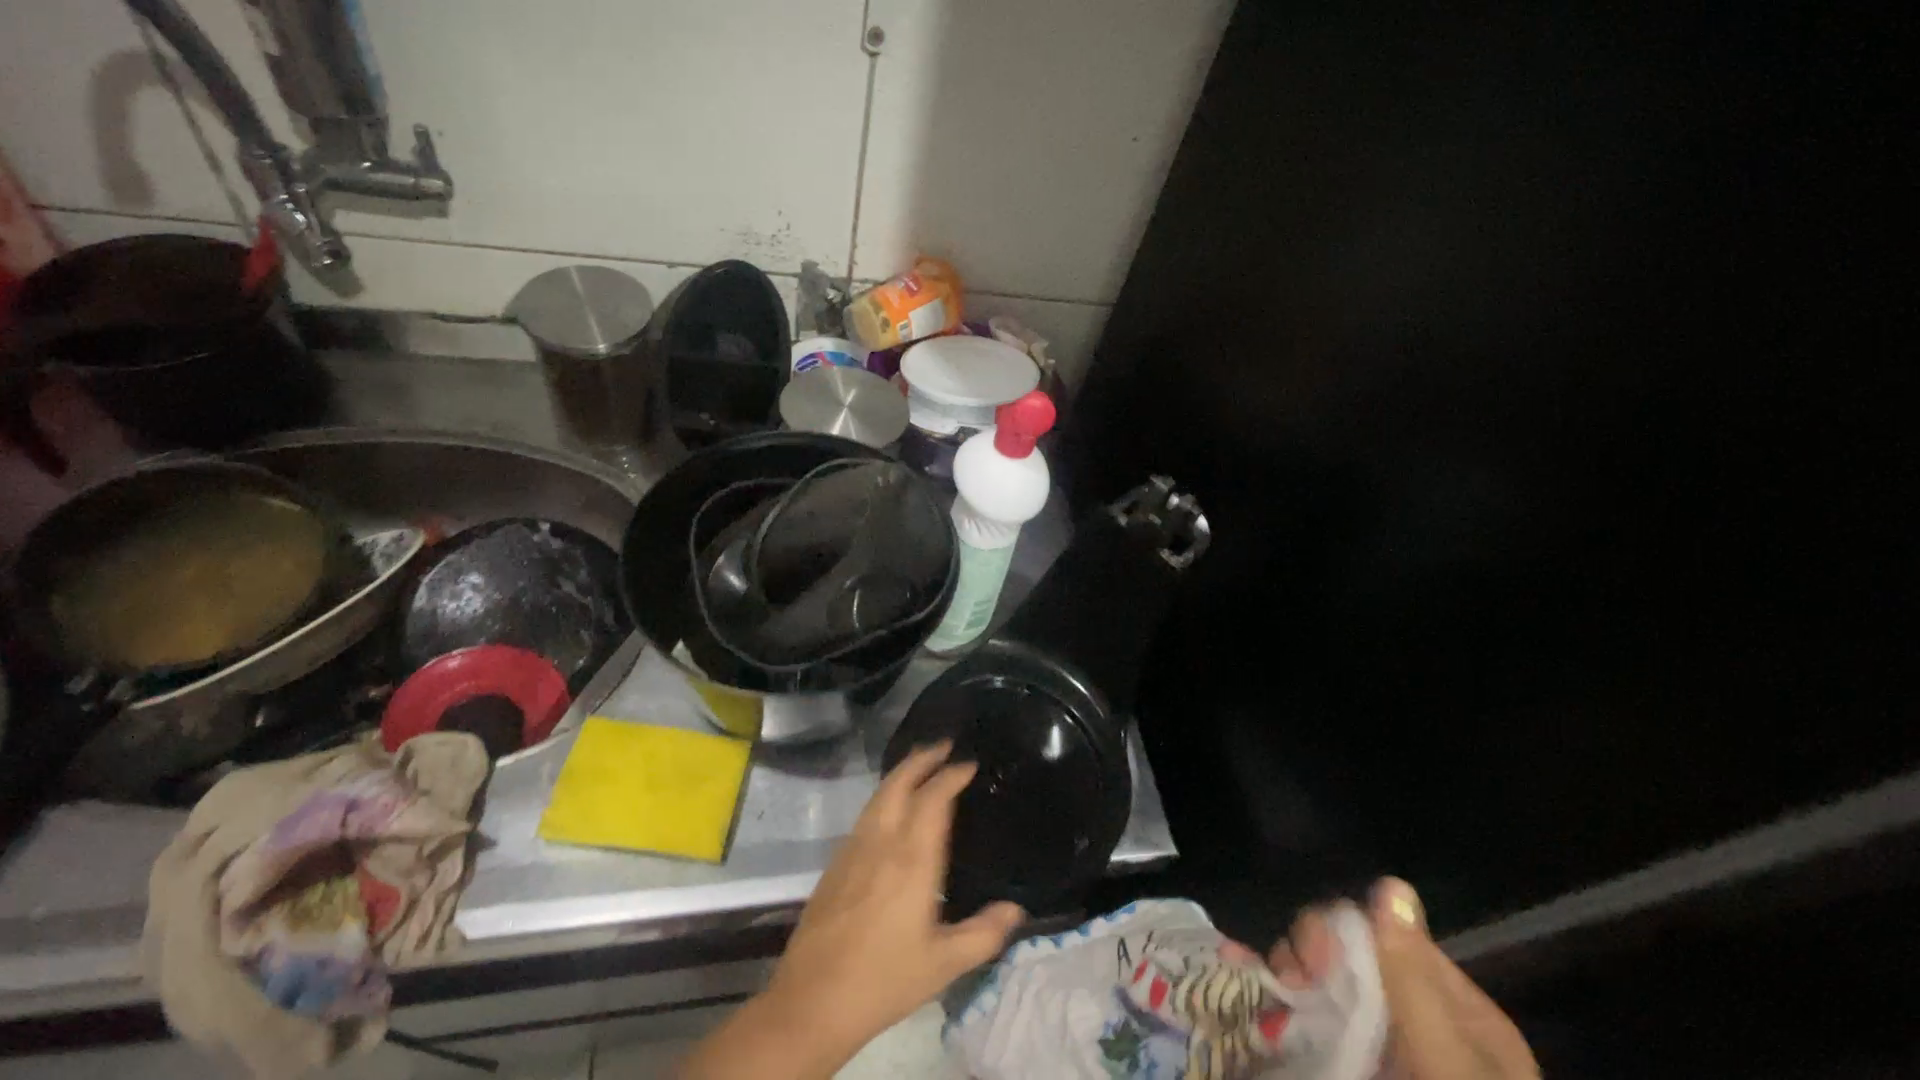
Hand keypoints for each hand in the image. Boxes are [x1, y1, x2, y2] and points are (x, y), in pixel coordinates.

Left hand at [770, 741, 1025, 1050]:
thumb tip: (1015, 909)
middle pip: (898, 784)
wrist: (813, 1001)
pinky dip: (883, 799)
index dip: (951, 775)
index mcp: (911, 860)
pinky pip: (863, 818)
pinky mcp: (833, 867)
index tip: (969, 764)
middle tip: (943, 747)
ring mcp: (851, 852)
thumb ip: (985, 933)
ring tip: (920, 768)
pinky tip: (890, 813)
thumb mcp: (945, 963)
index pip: (933, 799)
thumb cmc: (885, 979)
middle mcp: (880, 844)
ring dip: (899, 775)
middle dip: (921, 759)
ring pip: (876, 798)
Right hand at [1268, 878, 1538, 1079]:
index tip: (1312, 957)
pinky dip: (1267, 1009)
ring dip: (1281, 983)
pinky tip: (1235, 980)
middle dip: (1309, 962)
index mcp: (1455, 1016)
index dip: (1346, 935)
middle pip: (1347, 963)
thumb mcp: (1451, 1067)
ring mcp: (1368, 1054)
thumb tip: (1389, 886)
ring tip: (1258, 992)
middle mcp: (1408, 1026)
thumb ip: (1414, 982)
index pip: (1392, 942)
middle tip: (1290, 985)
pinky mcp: (1330, 1068)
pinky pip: (1297, 1031)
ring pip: (1317, 995)